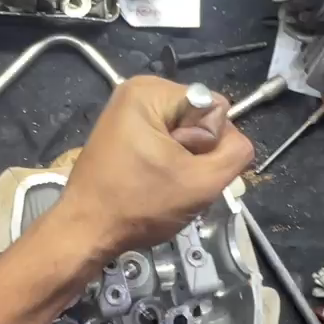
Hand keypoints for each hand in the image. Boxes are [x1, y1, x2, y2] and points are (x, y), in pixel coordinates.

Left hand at [39, 76, 252, 260]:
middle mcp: (136, 93)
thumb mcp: (202, 182)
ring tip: (160, 184)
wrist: (86, 232)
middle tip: (172, 180)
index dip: (210, 143)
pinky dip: (167, 166)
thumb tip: (236, 141)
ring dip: (183, 164)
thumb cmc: (138, 206)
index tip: (183, 166)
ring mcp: (127, 114)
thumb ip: (236, 152)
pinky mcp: (123, 135)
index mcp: (150, 91)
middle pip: (199, 120)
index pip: (215, 108)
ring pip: (185, 137)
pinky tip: (151, 184)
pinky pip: (166, 145)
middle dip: (196, 154)